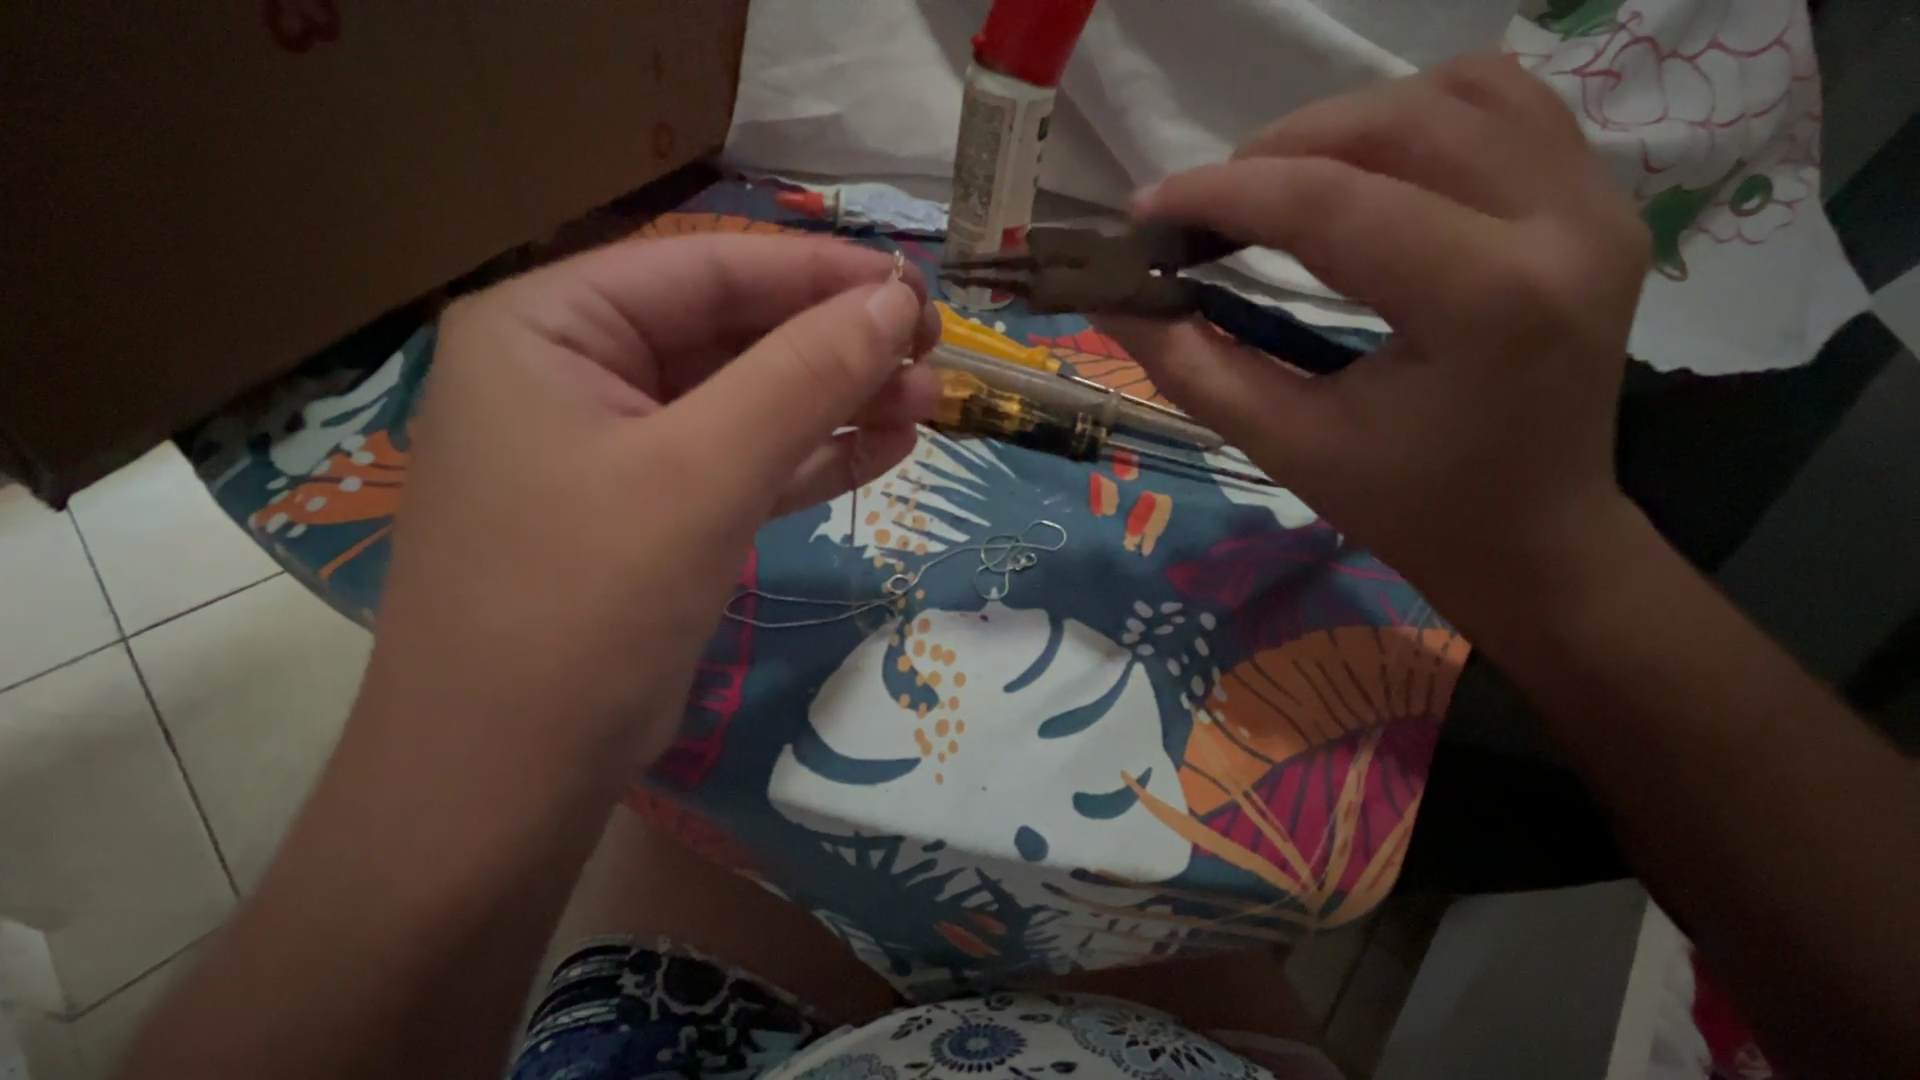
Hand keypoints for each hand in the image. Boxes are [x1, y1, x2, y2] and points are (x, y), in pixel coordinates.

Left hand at [361, 235, 940, 764]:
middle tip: (934, 356)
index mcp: (548, 327)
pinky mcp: (649, 516)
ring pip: (745, 402)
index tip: (915, 287)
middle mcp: (574, 372)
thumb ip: (804, 376)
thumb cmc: (582, 606)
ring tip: (930, 404)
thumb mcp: (701, 475)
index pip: (705, 267)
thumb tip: (895, 299)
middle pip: (730, 332)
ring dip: (837, 403)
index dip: (819, 274)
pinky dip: (810, 458)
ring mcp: (613, 450)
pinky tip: (885, 450)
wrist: (505, 783)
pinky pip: (740, 464)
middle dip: (837, 346)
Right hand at [1104, 55, 1651, 609]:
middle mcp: (1560, 227)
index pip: (1331, 203)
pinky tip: (1367, 168)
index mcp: (1484, 305)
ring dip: (1348, 123)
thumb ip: (1190, 365)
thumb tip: (1111, 298)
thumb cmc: (1407, 506)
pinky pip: (1506, 105)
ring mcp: (1596, 203)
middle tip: (1209, 207)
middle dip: (1277, 151)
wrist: (1531, 535)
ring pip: (1458, 91)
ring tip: (1283, 183)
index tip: (1144, 211)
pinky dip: (1418, 116)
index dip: (1220, 195)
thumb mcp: (1285, 444)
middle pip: (1396, 124)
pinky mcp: (1600, 200)